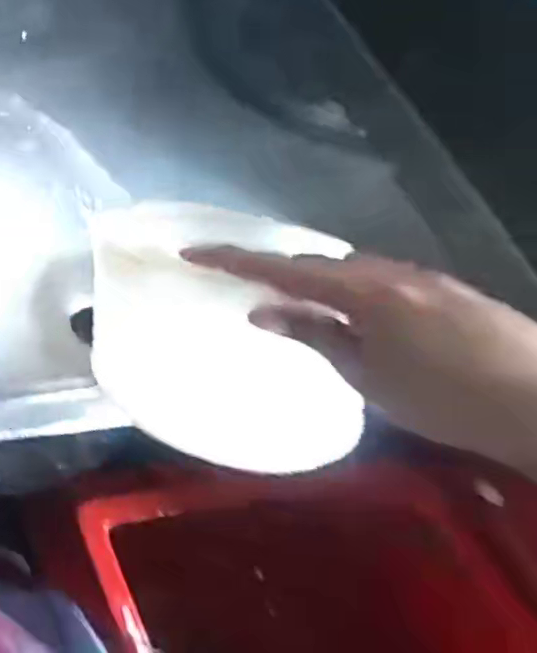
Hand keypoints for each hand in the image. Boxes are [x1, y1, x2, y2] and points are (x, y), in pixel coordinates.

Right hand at [184, 246, 536, 473]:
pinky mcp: (465, 300)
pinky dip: (362, 289)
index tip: (190, 253)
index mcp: (362, 292)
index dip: (230, 260)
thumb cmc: (449, 400)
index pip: (278, 268)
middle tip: (253, 287)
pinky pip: (392, 281)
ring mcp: (436, 286)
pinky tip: (366, 314)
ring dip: (326, 280)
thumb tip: (264, 312)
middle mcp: (395, 277)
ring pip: (359, 270)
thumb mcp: (367, 375)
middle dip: (283, 271)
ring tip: (309, 303)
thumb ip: (314, 335)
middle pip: (320, 264)